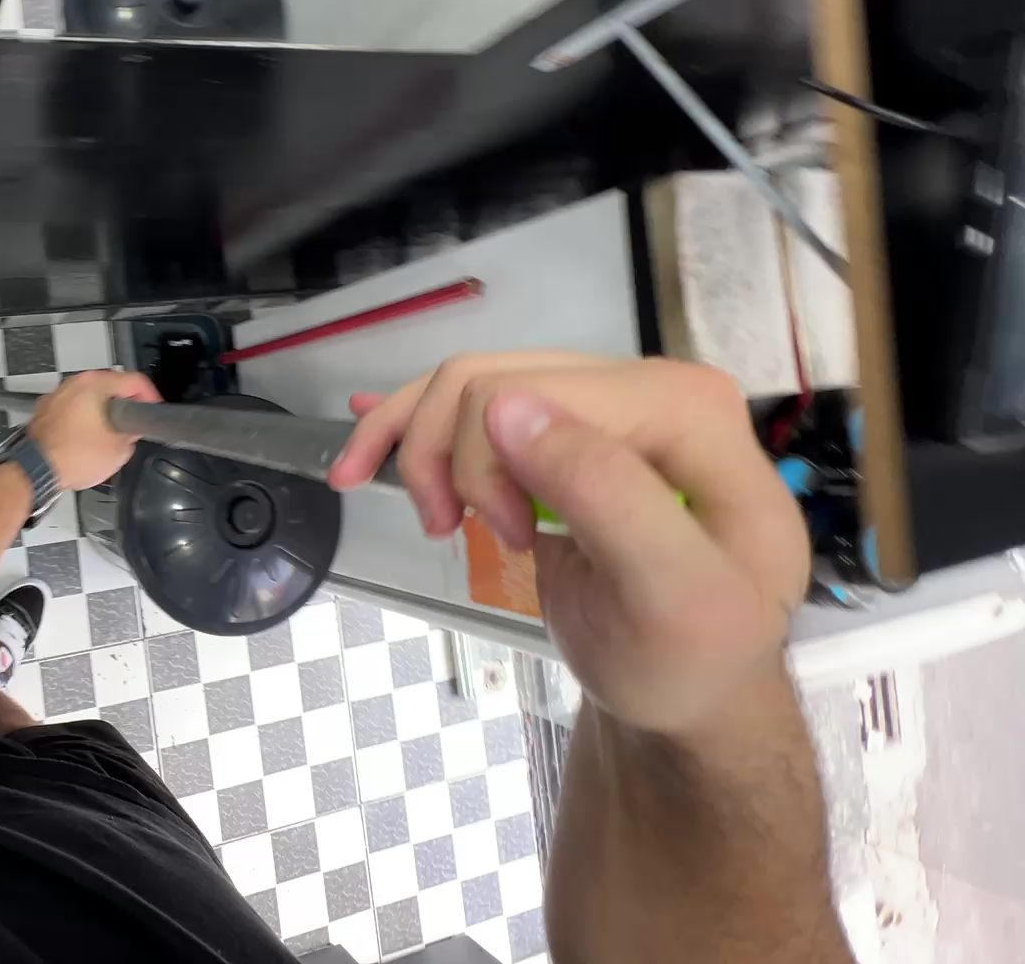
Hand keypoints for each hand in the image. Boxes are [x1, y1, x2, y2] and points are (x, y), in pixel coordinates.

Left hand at [25, 369, 161, 490]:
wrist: (35, 470)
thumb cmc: (76, 455)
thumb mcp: (119, 449)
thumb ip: (132, 433)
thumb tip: (130, 430)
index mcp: (96, 383)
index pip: (135, 380)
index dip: (151, 397)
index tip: (154, 412)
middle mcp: (75, 382)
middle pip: (111, 386)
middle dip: (126, 405)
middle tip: (134, 425)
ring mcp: (57, 394)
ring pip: (90, 398)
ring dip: (103, 412)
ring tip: (111, 435)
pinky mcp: (45, 410)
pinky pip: (72, 409)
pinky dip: (83, 419)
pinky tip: (86, 440)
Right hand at [328, 354, 809, 739]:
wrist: (685, 681)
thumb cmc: (690, 654)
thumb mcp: (672, 593)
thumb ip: (603, 493)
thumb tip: (501, 408)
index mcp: (681, 408)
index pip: (526, 392)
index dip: (484, 464)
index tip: (507, 538)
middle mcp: (637, 384)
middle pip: (480, 379)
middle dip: (435, 455)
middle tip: (442, 528)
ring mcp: (592, 401)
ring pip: (458, 383)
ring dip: (410, 444)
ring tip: (422, 511)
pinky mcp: (552, 427)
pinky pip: (464, 398)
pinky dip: (407, 418)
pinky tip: (371, 427)